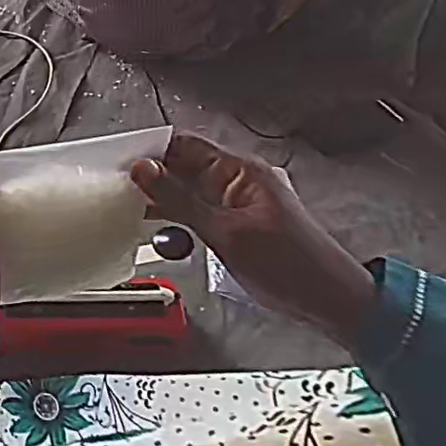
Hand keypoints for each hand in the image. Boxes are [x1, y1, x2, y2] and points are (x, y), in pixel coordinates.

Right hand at [132, 134, 374, 338]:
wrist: (329, 300)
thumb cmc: (290, 264)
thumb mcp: (226, 232)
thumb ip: (180, 201)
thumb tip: (143, 171)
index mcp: (241, 171)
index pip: (186, 146)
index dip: (152, 151)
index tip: (121, 162)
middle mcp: (238, 182)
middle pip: (184, 168)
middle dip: (152, 177)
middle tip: (117, 189)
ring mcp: (236, 204)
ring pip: (188, 192)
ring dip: (162, 201)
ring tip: (129, 209)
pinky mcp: (234, 225)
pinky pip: (197, 213)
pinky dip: (177, 219)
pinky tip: (157, 228)